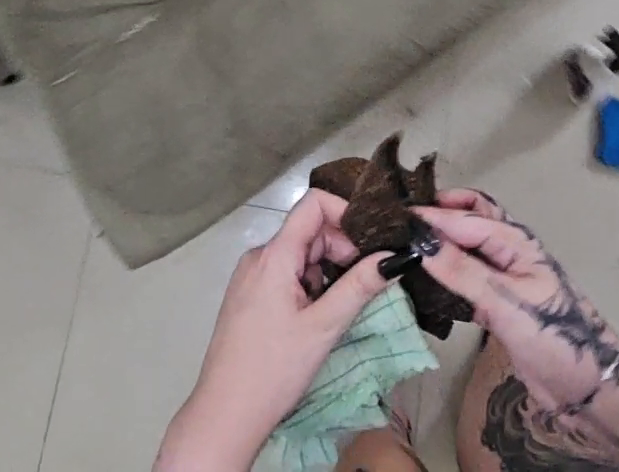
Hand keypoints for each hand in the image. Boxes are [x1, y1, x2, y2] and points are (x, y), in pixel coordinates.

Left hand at [154, 190, 397, 471]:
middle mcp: (259, 255)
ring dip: (327, 270)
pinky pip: (286, 273)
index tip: (372, 241)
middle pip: (309, 231)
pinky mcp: (249, 295)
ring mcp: (251, 275)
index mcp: (274, 254)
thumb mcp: (323, 327)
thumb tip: (394, 257)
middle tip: (366, 283)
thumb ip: (359, 287)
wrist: (224, 414)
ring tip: (342, 306)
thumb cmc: (274, 369)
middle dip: (342, 250)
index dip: (346, 213)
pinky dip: (309, 284)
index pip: (313, 204)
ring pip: (299, 254)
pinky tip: (318, 315)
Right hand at [413, 190, 618, 449]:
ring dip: (440, 246)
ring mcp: (502, 279)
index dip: (432, 215)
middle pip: (470, 219)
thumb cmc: (554, 337)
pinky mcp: (497, 306)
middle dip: (440, 214)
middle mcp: (507, 252)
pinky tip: (421, 287)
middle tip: (403, 222)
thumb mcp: (506, 302)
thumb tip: (419, 242)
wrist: (589, 390)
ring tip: (404, 249)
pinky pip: (464, 282)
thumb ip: (462, 271)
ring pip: (465, 250)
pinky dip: (444, 279)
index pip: (465, 217)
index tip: (394, 218)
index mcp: (515, 241)